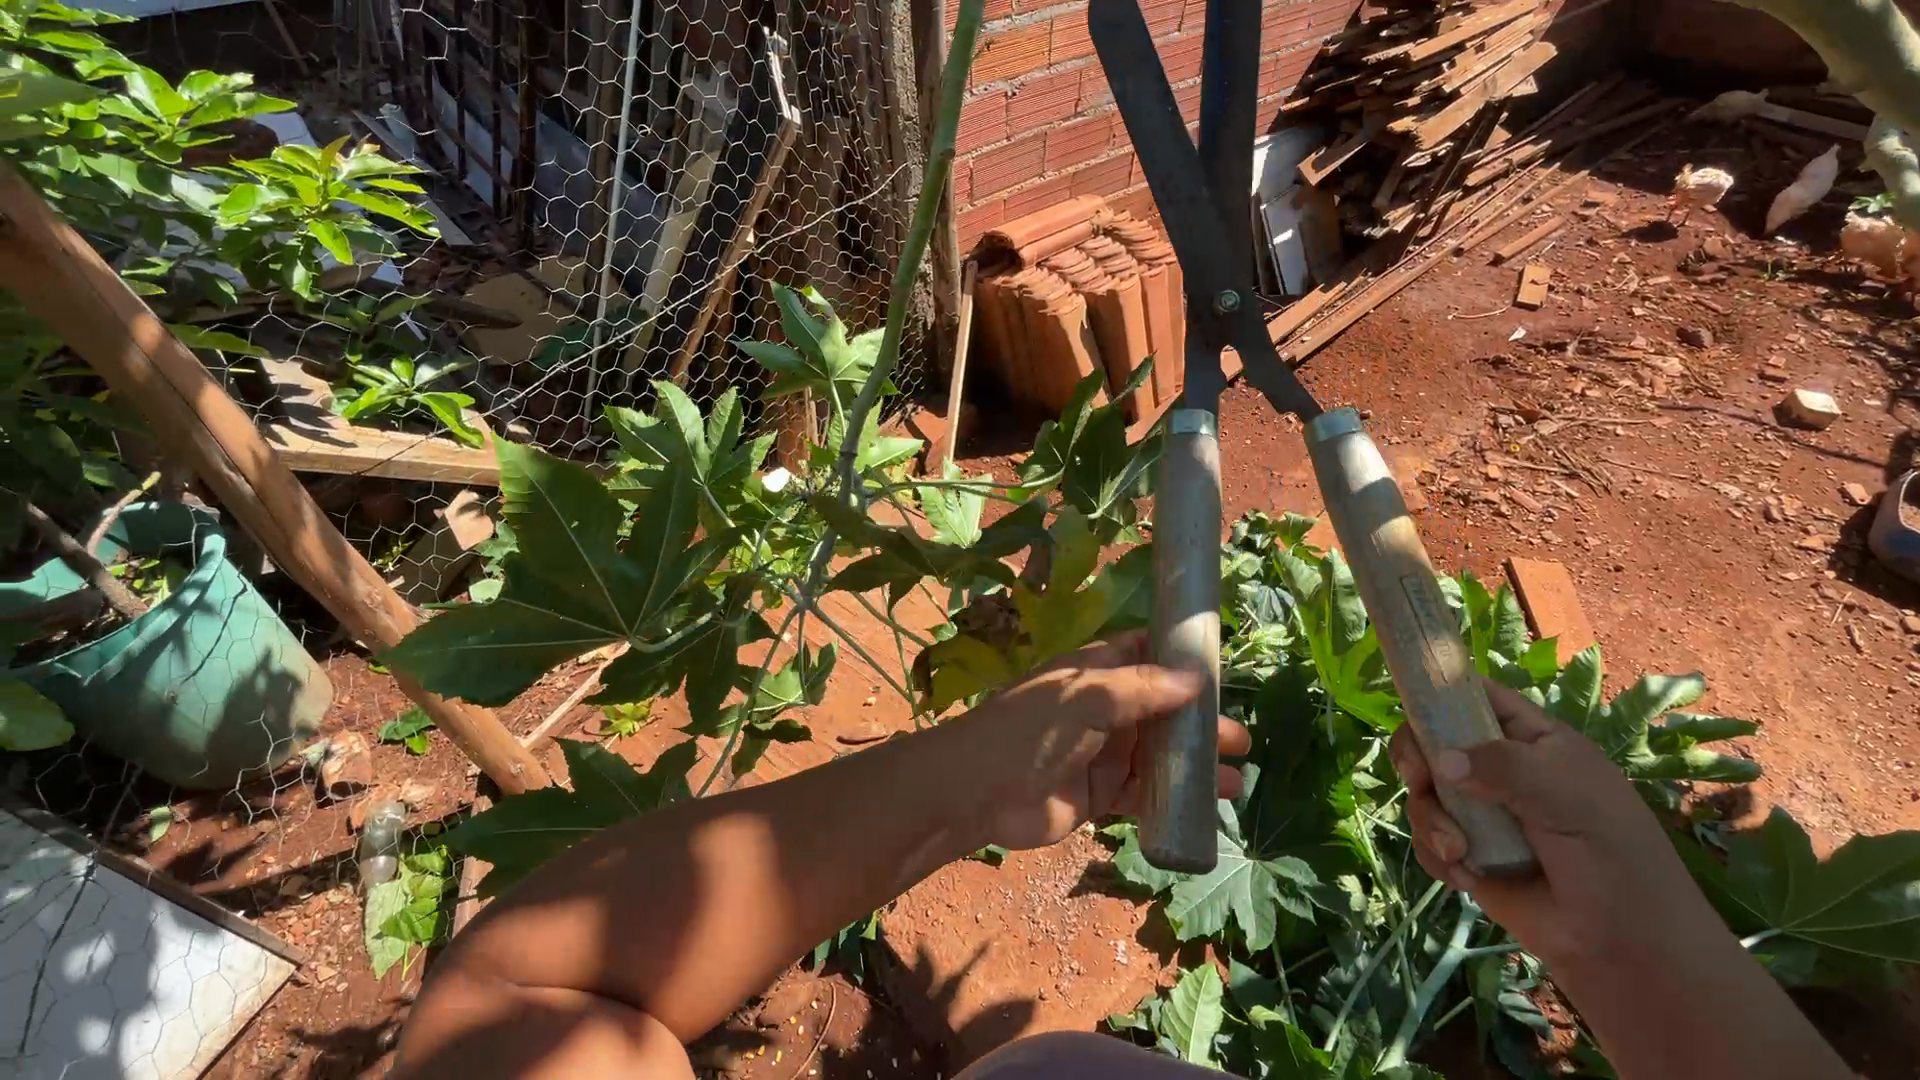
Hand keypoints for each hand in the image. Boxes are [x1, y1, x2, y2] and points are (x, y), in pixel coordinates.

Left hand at [956, 632, 1249, 850]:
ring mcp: (1102, 752)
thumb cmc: (1029, 731)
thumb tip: (1195, 679)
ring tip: (1235, 779)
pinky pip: (1145, 792)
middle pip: (1162, 710)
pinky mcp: (1100, 793)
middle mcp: (1103, 708)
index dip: (1180, 661)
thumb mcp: (1085, 698)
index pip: (1144, 654)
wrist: (978, 792)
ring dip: (1195, 765)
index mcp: (1095, 672)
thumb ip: (1140, 688)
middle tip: (1238, 739)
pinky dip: (1175, 798)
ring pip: (1159, 755)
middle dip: (1199, 723)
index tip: (1222, 672)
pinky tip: (1207, 807)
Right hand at [1389, 680, 1725, 969]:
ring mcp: (1479, 812)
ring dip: (1431, 821)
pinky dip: (1435, 855)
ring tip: (1458, 852)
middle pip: (1431, 741)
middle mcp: (1499, 771)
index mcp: (1532, 742)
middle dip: (1416, 760)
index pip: (1477, 697)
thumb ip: (1504, 767)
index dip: (1441, 692)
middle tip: (1419, 781)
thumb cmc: (1613, 858)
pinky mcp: (1465, 852)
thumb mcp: (1568, 798)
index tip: (1410, 705)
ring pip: (1423, 793)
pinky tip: (1463, 876)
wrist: (1625, 950)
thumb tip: (1440, 760)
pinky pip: (1425, 838)